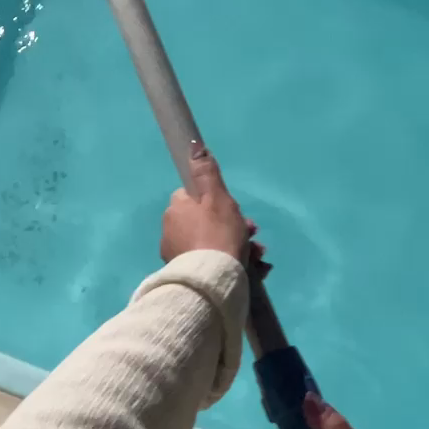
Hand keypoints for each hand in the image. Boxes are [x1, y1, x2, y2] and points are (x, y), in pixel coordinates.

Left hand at [160, 145, 267, 276]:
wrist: (212, 281)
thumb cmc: (218, 235)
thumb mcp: (218, 198)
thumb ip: (207, 172)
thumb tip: (193, 146)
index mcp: (177, 208)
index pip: (196, 196)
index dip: (218, 201)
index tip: (237, 212)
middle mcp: (171, 229)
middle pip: (206, 220)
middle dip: (233, 227)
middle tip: (252, 236)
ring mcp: (176, 254)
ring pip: (212, 242)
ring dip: (237, 246)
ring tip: (257, 258)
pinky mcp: (186, 273)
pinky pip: (211, 261)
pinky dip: (229, 262)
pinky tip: (251, 271)